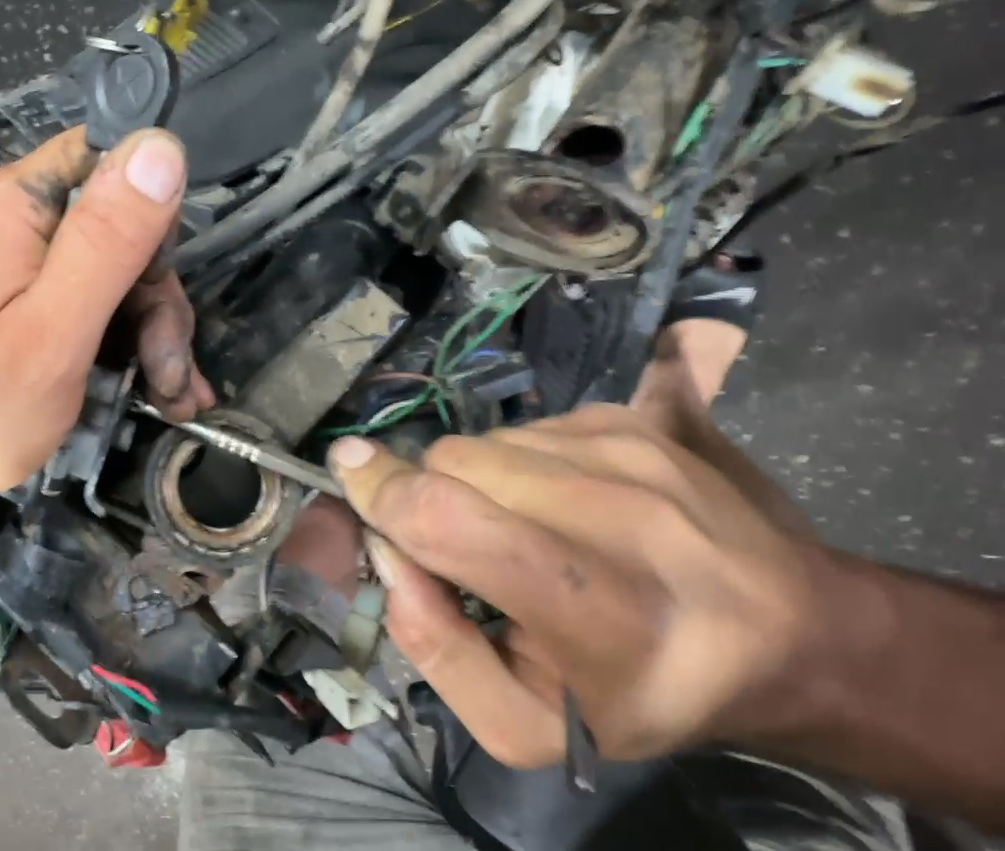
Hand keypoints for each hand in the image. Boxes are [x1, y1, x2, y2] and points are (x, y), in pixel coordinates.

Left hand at [0, 127, 214, 505]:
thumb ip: (106, 240)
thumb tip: (161, 145)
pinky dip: (127, 339)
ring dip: (151, 330)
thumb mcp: (53, 331)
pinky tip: (155, 387)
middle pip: (122, 223)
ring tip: (167, 394)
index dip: (152, 213)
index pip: (111, 157)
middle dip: (156, 295)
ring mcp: (19, 256)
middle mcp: (15, 215)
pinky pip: (94, 296)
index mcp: (15, 204)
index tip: (155, 285)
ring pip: (117, 268)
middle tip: (166, 370)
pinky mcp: (26, 293)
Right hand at [329, 405, 836, 767]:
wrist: (795, 635)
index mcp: (598, 610)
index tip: (349, 479)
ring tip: (530, 529)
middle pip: (453, 464)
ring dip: (478, 481)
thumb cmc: (647, 693)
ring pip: (484, 441)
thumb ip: (434, 650)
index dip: (382, 495)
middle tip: (472, 547)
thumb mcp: (528, 725)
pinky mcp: (639, 419)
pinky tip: (564, 502)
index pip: (449, 519)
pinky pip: (525, 425)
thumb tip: (388, 555)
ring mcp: (634, 453)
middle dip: (432, 496)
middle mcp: (620, 514)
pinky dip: (519, 461)